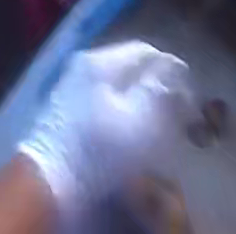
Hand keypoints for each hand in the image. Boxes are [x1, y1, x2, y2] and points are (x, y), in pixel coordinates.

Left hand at [17, 40, 192, 219]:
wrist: (48, 184)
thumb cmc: (98, 148)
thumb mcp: (139, 119)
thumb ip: (161, 89)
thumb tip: (175, 70)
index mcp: (101, 60)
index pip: (146, 50)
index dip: (171, 69)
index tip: (188, 93)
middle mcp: (84, 65)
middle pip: (130, 67)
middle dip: (155, 85)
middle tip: (175, 109)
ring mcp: (71, 88)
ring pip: (115, 85)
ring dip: (138, 100)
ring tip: (156, 123)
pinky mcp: (65, 113)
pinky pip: (102, 103)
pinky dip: (120, 113)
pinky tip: (129, 135)